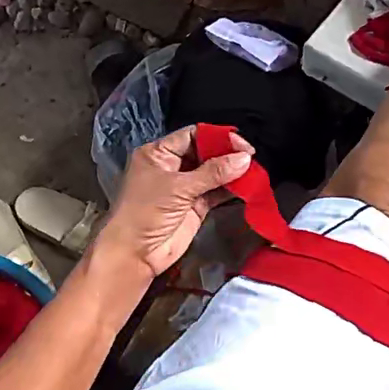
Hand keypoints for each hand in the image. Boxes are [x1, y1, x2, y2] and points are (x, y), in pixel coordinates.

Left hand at [92, 125, 253, 281]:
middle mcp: (171, 167)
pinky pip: (216, 192)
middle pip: (204, 152)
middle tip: (251, 157)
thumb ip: (212, 172)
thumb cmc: (146, 212)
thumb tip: (244, 159)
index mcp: (158, 153)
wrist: (135, 254)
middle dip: (227, 154)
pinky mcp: (194, 206)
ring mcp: (184, 187)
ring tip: (254, 171)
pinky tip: (247, 186)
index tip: (240, 142)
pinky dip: (230, 189)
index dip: (216, 136)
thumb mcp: (178, 187)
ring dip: (231, 172)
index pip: (191, 135)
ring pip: (212, 173)